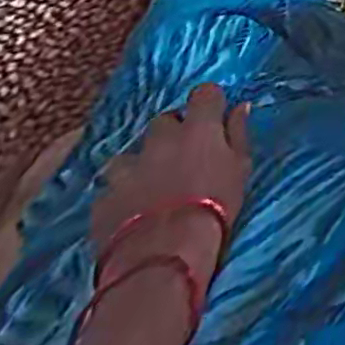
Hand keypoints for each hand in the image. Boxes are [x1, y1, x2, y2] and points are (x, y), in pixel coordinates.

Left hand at [91, 83, 249, 295]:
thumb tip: (240, 107)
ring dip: (144, 160)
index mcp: (198, 128)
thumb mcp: (241, 167)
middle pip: (165, 120)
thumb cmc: (216, 204)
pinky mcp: (104, 195)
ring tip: (153, 181)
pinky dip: (123, 190)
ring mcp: (128, 166)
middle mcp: (161, 139)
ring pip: (133, 152)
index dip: (209, 102)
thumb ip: (238, 133)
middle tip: (185, 152)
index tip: (214, 115)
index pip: (204, 93)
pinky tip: (132, 207)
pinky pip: (113, 184)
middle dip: (173, 130)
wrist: (165, 252)